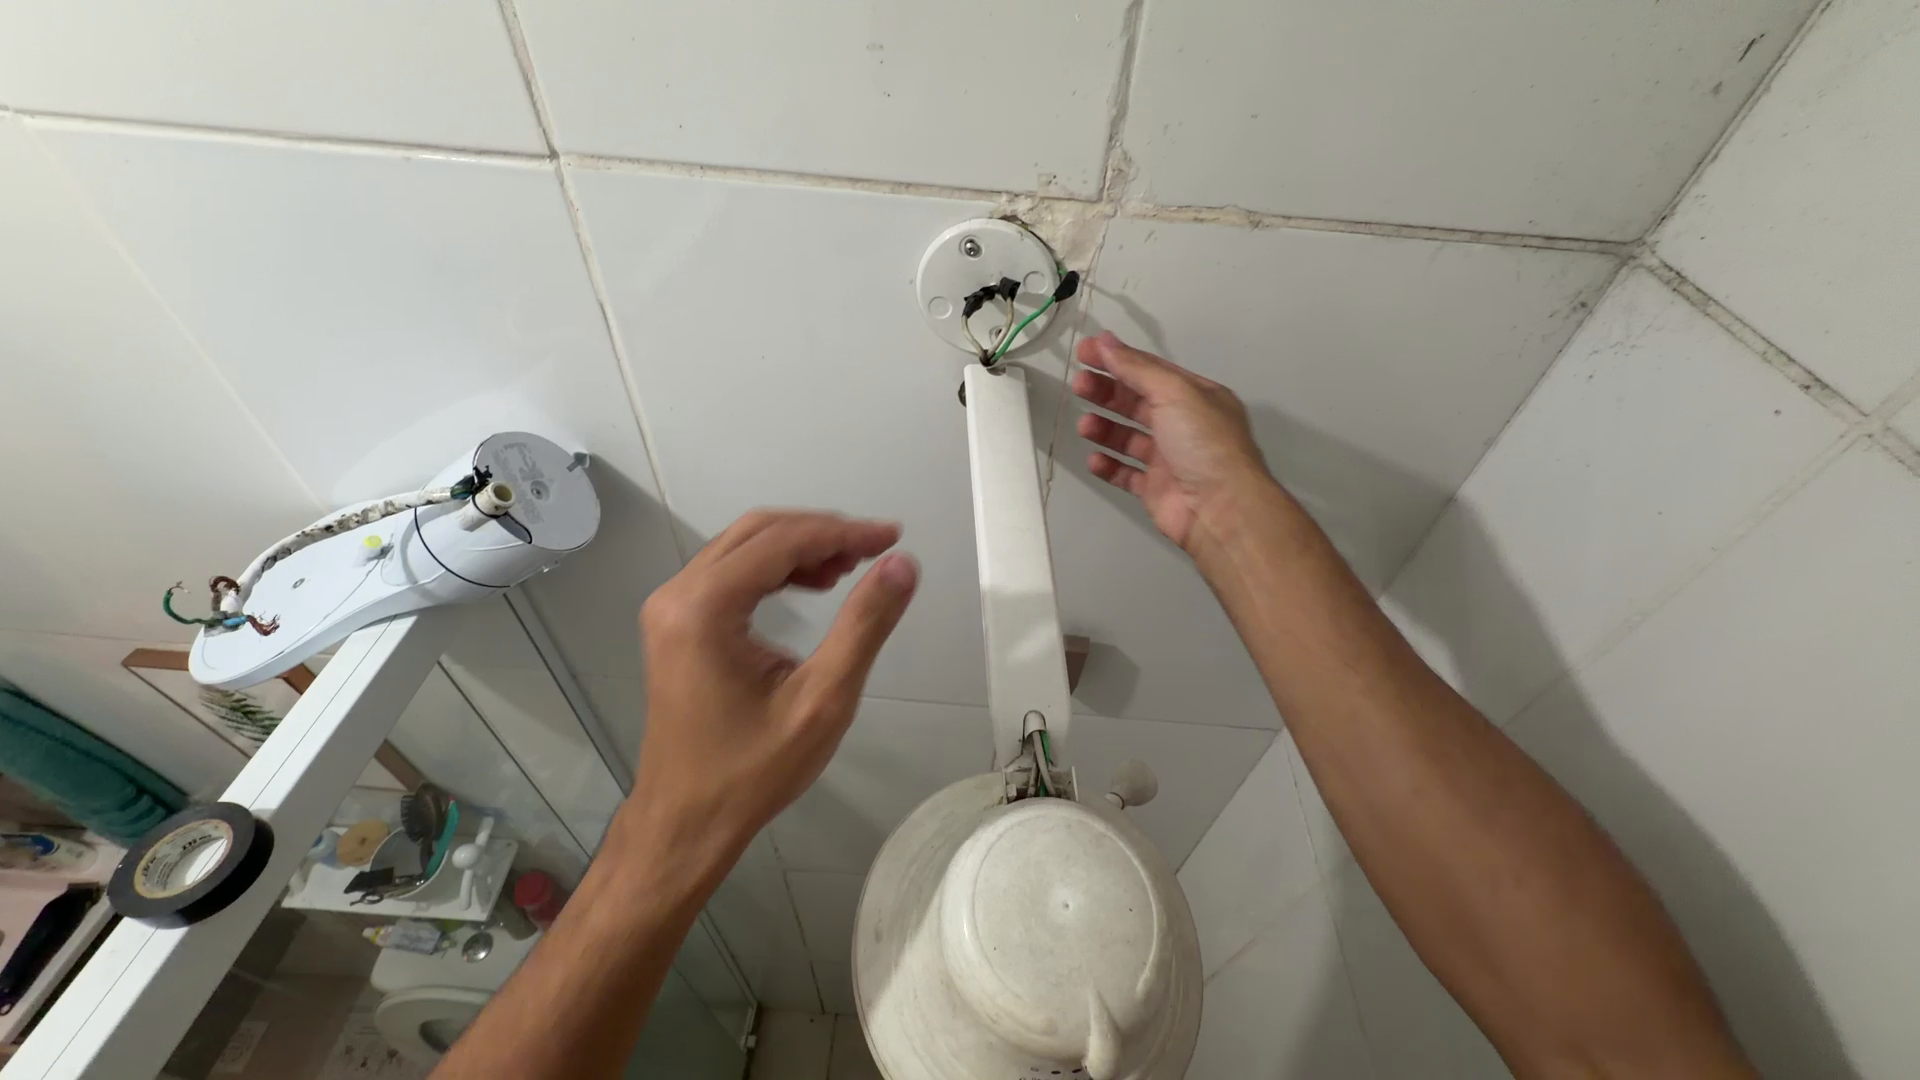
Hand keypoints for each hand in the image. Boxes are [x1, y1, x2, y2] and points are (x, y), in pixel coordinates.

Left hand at [631, 510, 918, 849]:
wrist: (686, 823)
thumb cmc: (752, 771)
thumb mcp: (822, 700)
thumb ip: (864, 626)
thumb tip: (903, 564)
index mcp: (703, 608)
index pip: (781, 542)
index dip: (841, 532)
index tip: (891, 537)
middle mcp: (677, 594)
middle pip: (758, 533)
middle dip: (821, 533)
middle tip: (876, 550)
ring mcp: (671, 608)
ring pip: (743, 548)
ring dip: (799, 548)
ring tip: (850, 568)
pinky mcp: (676, 624)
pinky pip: (730, 574)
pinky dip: (775, 569)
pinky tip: (813, 585)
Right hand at [1072, 331, 1271, 553]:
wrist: (1219, 509)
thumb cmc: (1204, 444)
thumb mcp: (1175, 392)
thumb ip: (1137, 368)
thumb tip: (1106, 341)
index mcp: (1195, 396)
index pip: (1150, 370)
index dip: (1117, 358)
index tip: (1085, 351)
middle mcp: (1183, 425)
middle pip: (1136, 402)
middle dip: (1106, 392)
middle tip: (1079, 385)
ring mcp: (1169, 458)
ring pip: (1128, 438)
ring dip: (1104, 428)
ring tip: (1085, 425)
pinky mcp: (1155, 488)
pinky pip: (1125, 473)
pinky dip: (1108, 466)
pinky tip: (1095, 459)